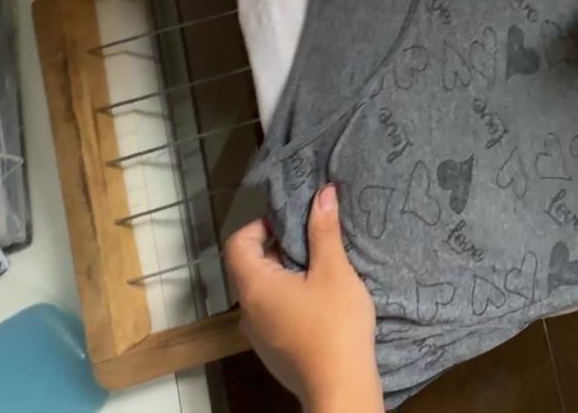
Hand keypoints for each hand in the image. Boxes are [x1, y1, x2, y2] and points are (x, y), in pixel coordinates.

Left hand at [223, 186, 383, 411]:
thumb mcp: (335, 271)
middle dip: (283, 242)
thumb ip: (324, 231)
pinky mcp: (272, 346)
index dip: (262, 224)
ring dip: (289, 267)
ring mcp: (258, 332)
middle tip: (318, 234)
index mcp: (256, 287)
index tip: (296, 219)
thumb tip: (323, 192)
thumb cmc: (335, 323)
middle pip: (251, 264)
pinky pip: (273, 306)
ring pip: (264, 286)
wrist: (339, 386)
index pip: (237, 244)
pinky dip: (292, 290)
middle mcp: (248, 309)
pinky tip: (323, 294)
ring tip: (325, 261)